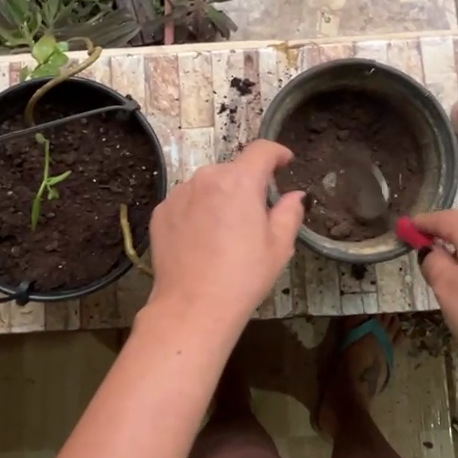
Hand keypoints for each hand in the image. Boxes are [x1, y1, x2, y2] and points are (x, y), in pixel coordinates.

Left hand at [145, 141, 305, 333]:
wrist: (192, 307)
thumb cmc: (242, 277)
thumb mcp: (279, 247)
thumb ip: (290, 212)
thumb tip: (296, 195)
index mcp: (240, 181)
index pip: (262, 150)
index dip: (277, 153)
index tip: (285, 162)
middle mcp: (207, 178)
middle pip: (233, 170)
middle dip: (247, 185)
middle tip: (255, 216)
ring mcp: (179, 193)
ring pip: (208, 186)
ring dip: (220, 198)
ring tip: (225, 232)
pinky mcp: (161, 211)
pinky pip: (186, 202)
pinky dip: (197, 211)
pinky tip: (201, 240)